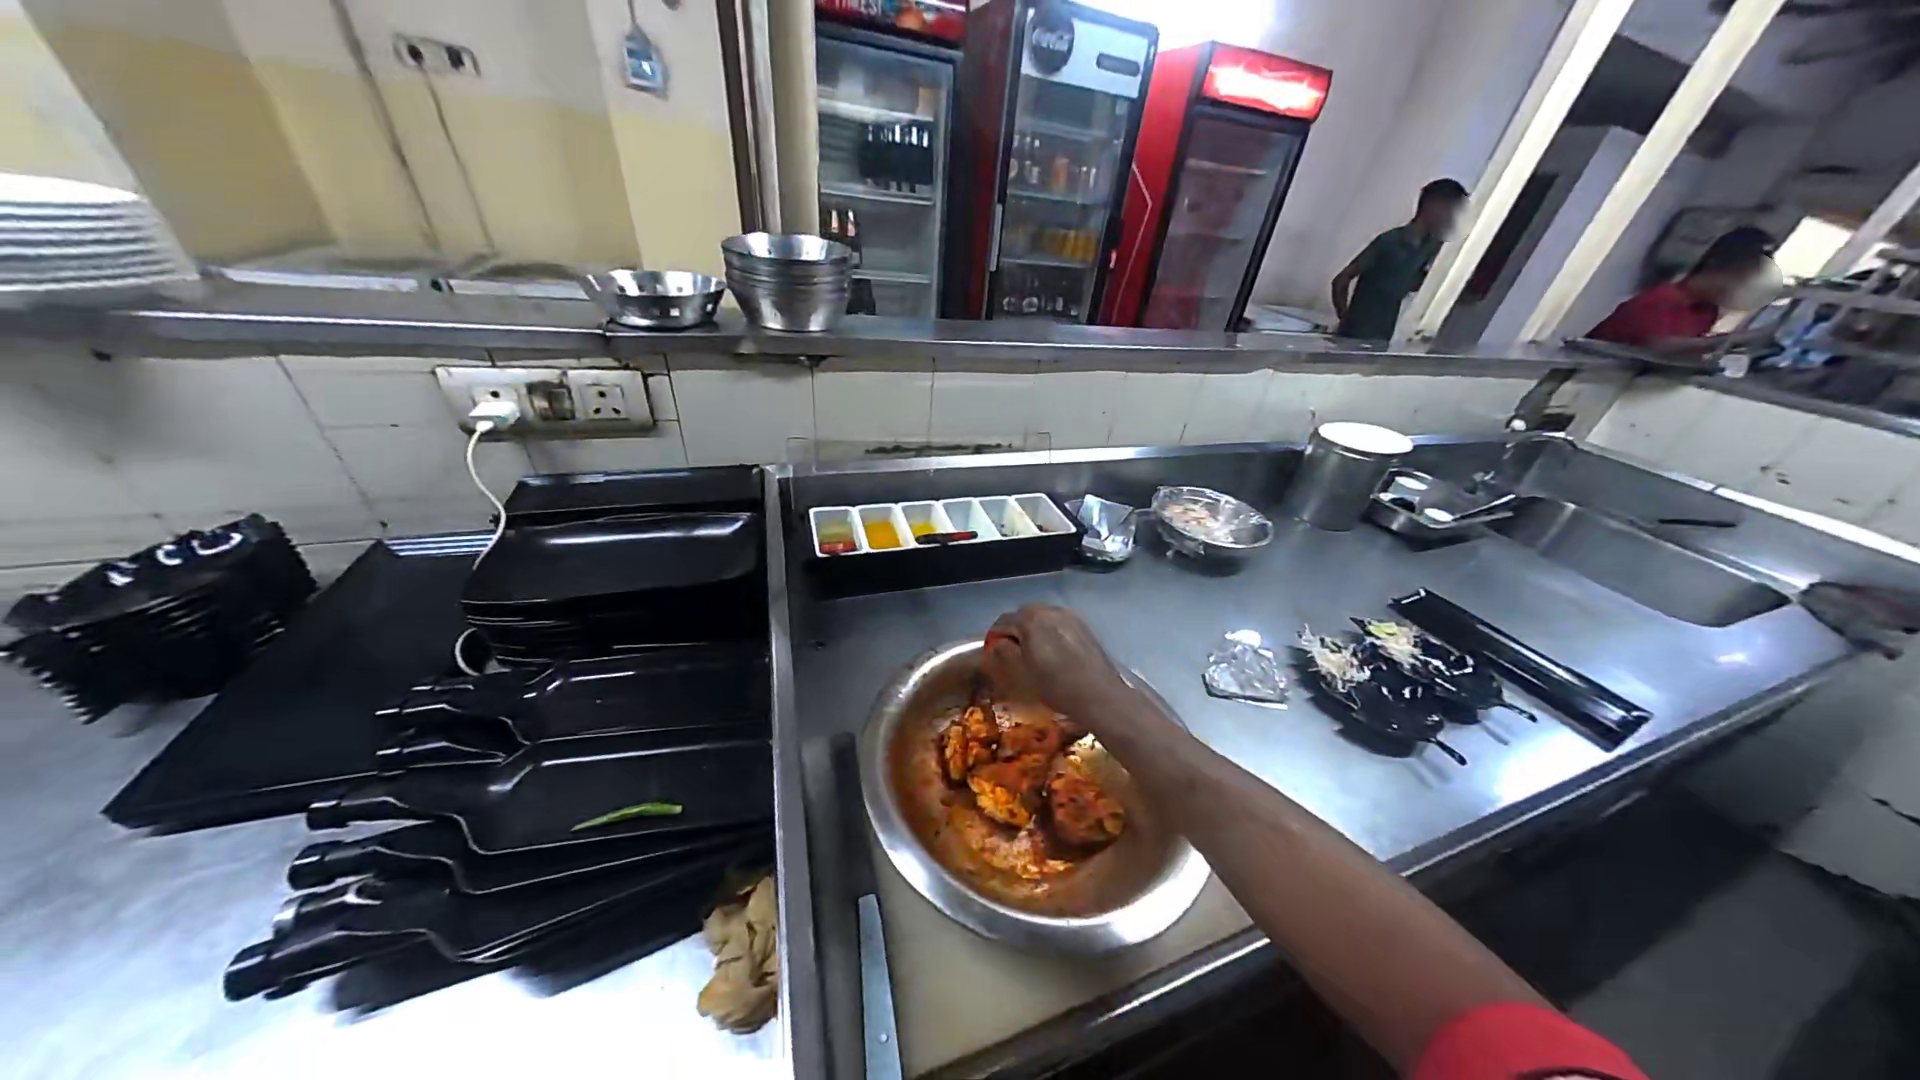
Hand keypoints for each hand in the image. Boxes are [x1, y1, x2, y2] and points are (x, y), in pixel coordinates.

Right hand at [984, 604, 1138, 726]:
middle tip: (1011, 650)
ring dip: (1032, 627)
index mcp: (1031, 620)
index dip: (995, 635)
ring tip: (1033, 649)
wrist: (1099, 695)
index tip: (992, 650)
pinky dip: (1049, 629)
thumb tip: (998, 642)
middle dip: (1014, 628)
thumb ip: (1006, 652)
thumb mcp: (1023, 672)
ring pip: (1042, 615)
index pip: (1003, 621)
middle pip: (1023, 613)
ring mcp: (1069, 616)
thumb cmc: (1056, 686)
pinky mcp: (1082, 625)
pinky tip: (1053, 648)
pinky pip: (1057, 621)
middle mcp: (1049, 611)